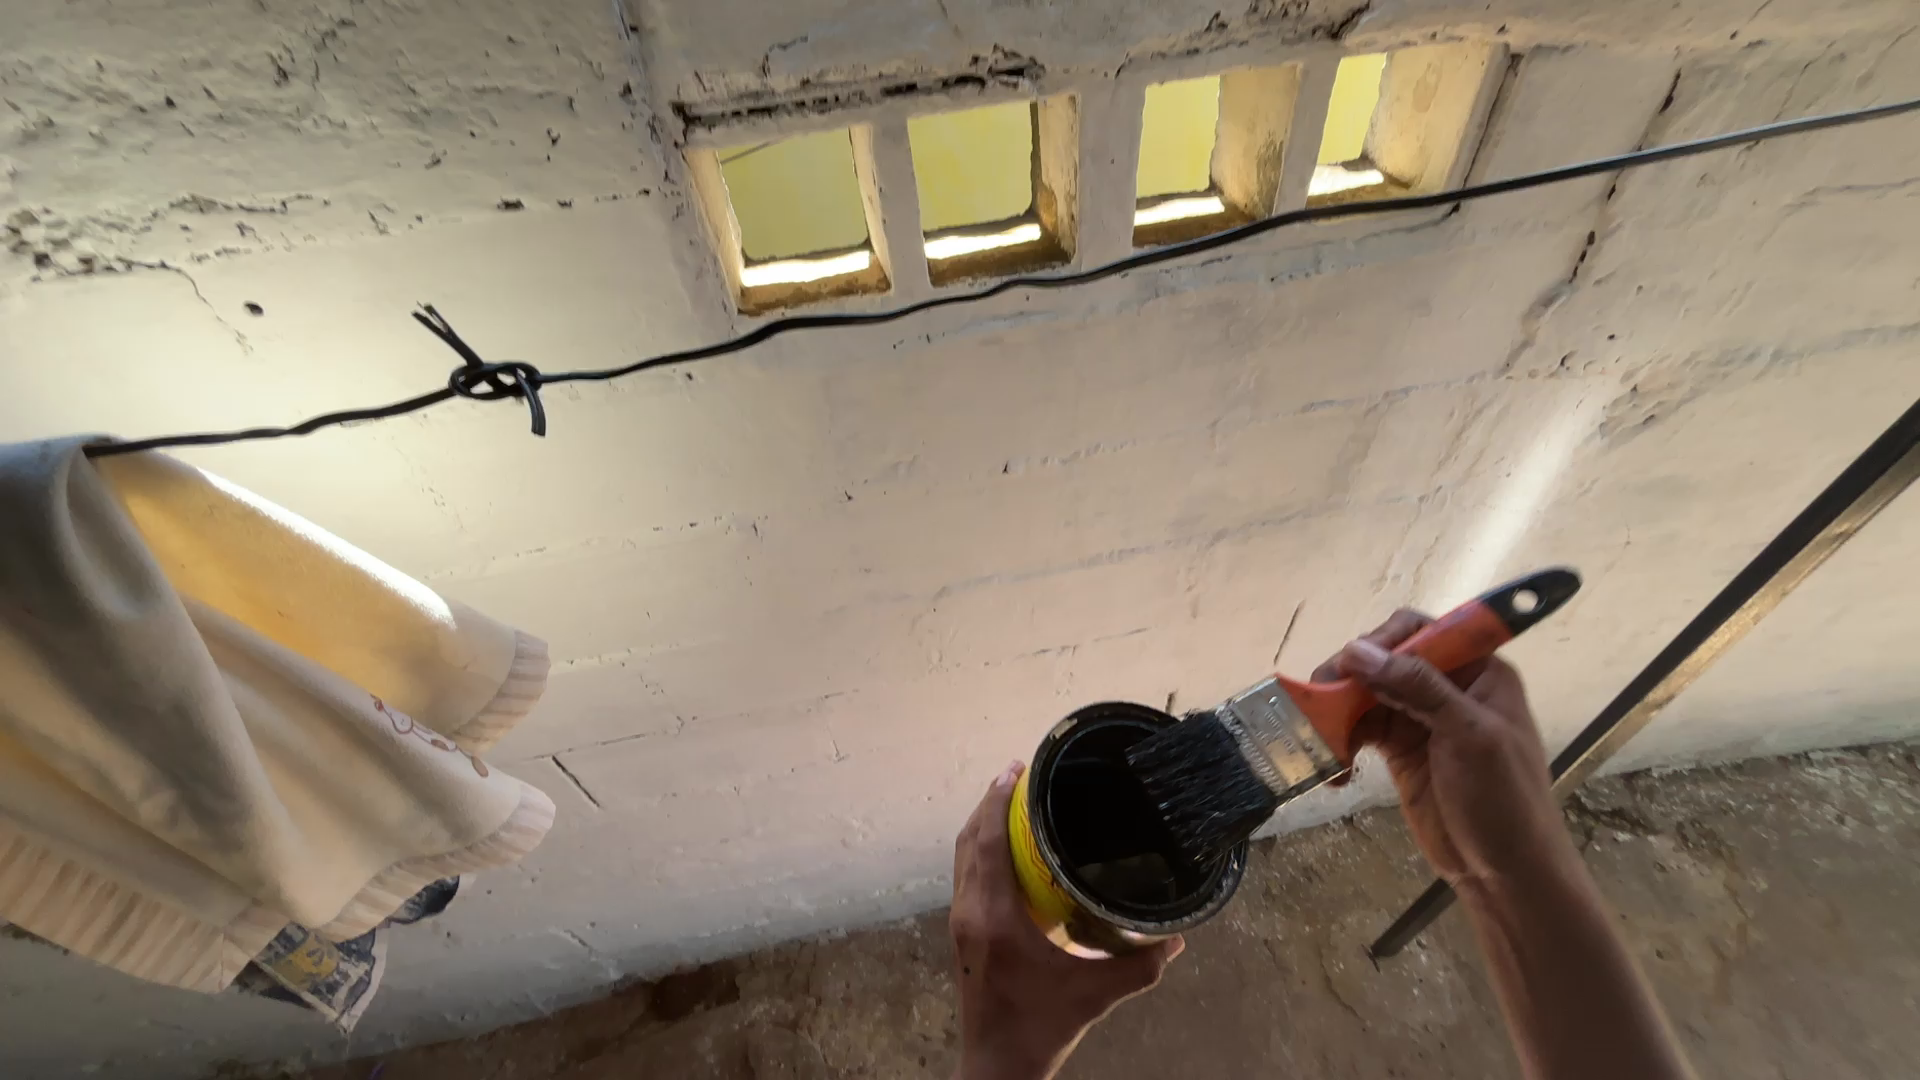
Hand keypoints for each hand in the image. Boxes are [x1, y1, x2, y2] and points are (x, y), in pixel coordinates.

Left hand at [949, 762, 1183, 1079]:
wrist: (996, 1066)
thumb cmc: (1042, 1027)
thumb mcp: (1094, 996)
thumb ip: (1138, 967)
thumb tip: (1177, 937)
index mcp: (994, 917)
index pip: (987, 842)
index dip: (998, 801)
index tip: (1015, 770)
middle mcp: (969, 911)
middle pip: (969, 840)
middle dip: (989, 802)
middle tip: (1017, 774)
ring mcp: (960, 920)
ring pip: (962, 855)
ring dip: (981, 822)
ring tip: (1007, 798)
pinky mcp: (960, 929)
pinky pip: (964, 872)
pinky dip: (979, 846)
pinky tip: (1002, 844)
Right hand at [1316, 611, 1579, 889]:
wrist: (1507, 875)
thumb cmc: (1504, 801)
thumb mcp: (1469, 737)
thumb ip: (1417, 687)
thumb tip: (1355, 650)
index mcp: (1477, 672)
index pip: (1421, 631)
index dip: (1383, 640)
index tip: (1353, 663)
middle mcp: (1445, 686)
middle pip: (1381, 657)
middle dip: (1349, 675)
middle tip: (1322, 697)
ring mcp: (1418, 717)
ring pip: (1363, 691)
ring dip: (1336, 708)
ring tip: (1317, 731)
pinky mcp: (1397, 746)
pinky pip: (1357, 727)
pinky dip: (1339, 740)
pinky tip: (1333, 766)